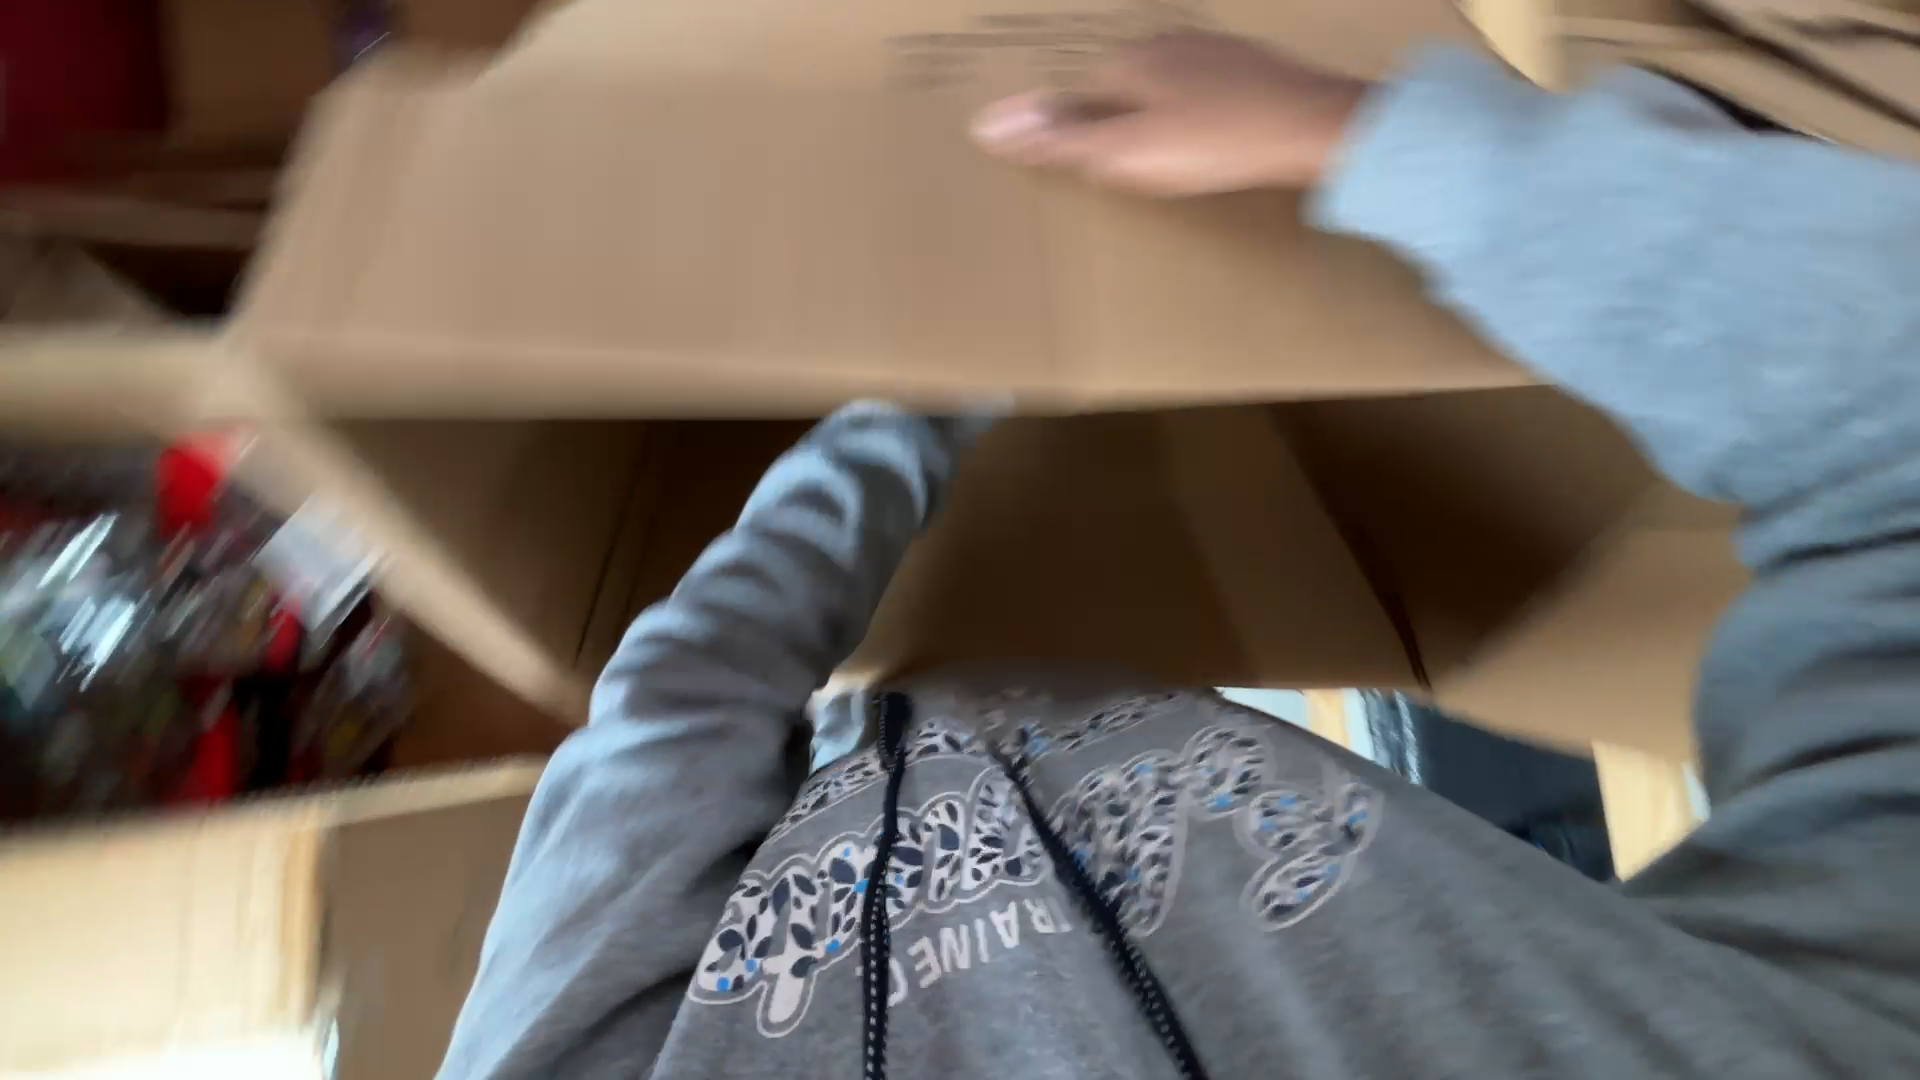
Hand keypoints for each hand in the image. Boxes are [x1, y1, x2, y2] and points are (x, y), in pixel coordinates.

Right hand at [969, 31, 1368, 195]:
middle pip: (1116, 98)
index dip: (1090, 148)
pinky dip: (1194, 122)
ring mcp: (1206, 48)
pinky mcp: (1240, 64)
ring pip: (1157, 95)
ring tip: (1183, 162)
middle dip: (1121, 138)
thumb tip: (991, 124)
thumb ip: (1060, 139)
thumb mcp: (1124, 150)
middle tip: (1150, 173)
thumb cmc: (1211, 142)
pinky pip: (1196, 95)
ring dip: (1157, 130)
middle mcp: (1163, 41)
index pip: (1078, 105)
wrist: (1307, 127)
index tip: (1115, 174)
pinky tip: (1213, 143)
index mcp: (1126, 61)